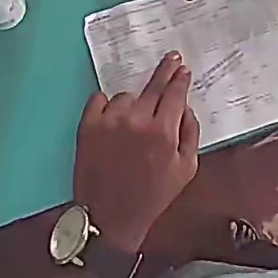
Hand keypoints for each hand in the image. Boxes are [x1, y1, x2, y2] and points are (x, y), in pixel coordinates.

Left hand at [73, 52, 200, 250]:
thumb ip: (191, 133)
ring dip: (133, 103)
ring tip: (134, 124)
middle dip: (165, 71)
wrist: (110, 218)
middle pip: (153, 85)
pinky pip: (99, 99)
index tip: (183, 69)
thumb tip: (185, 107)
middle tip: (172, 59)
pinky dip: (106, 105)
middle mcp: (136, 120)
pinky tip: (112, 117)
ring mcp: (108, 121)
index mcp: (162, 131)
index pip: (174, 92)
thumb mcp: (186, 169)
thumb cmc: (152, 196)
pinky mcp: (87, 126)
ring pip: (126, 96)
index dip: (180, 78)